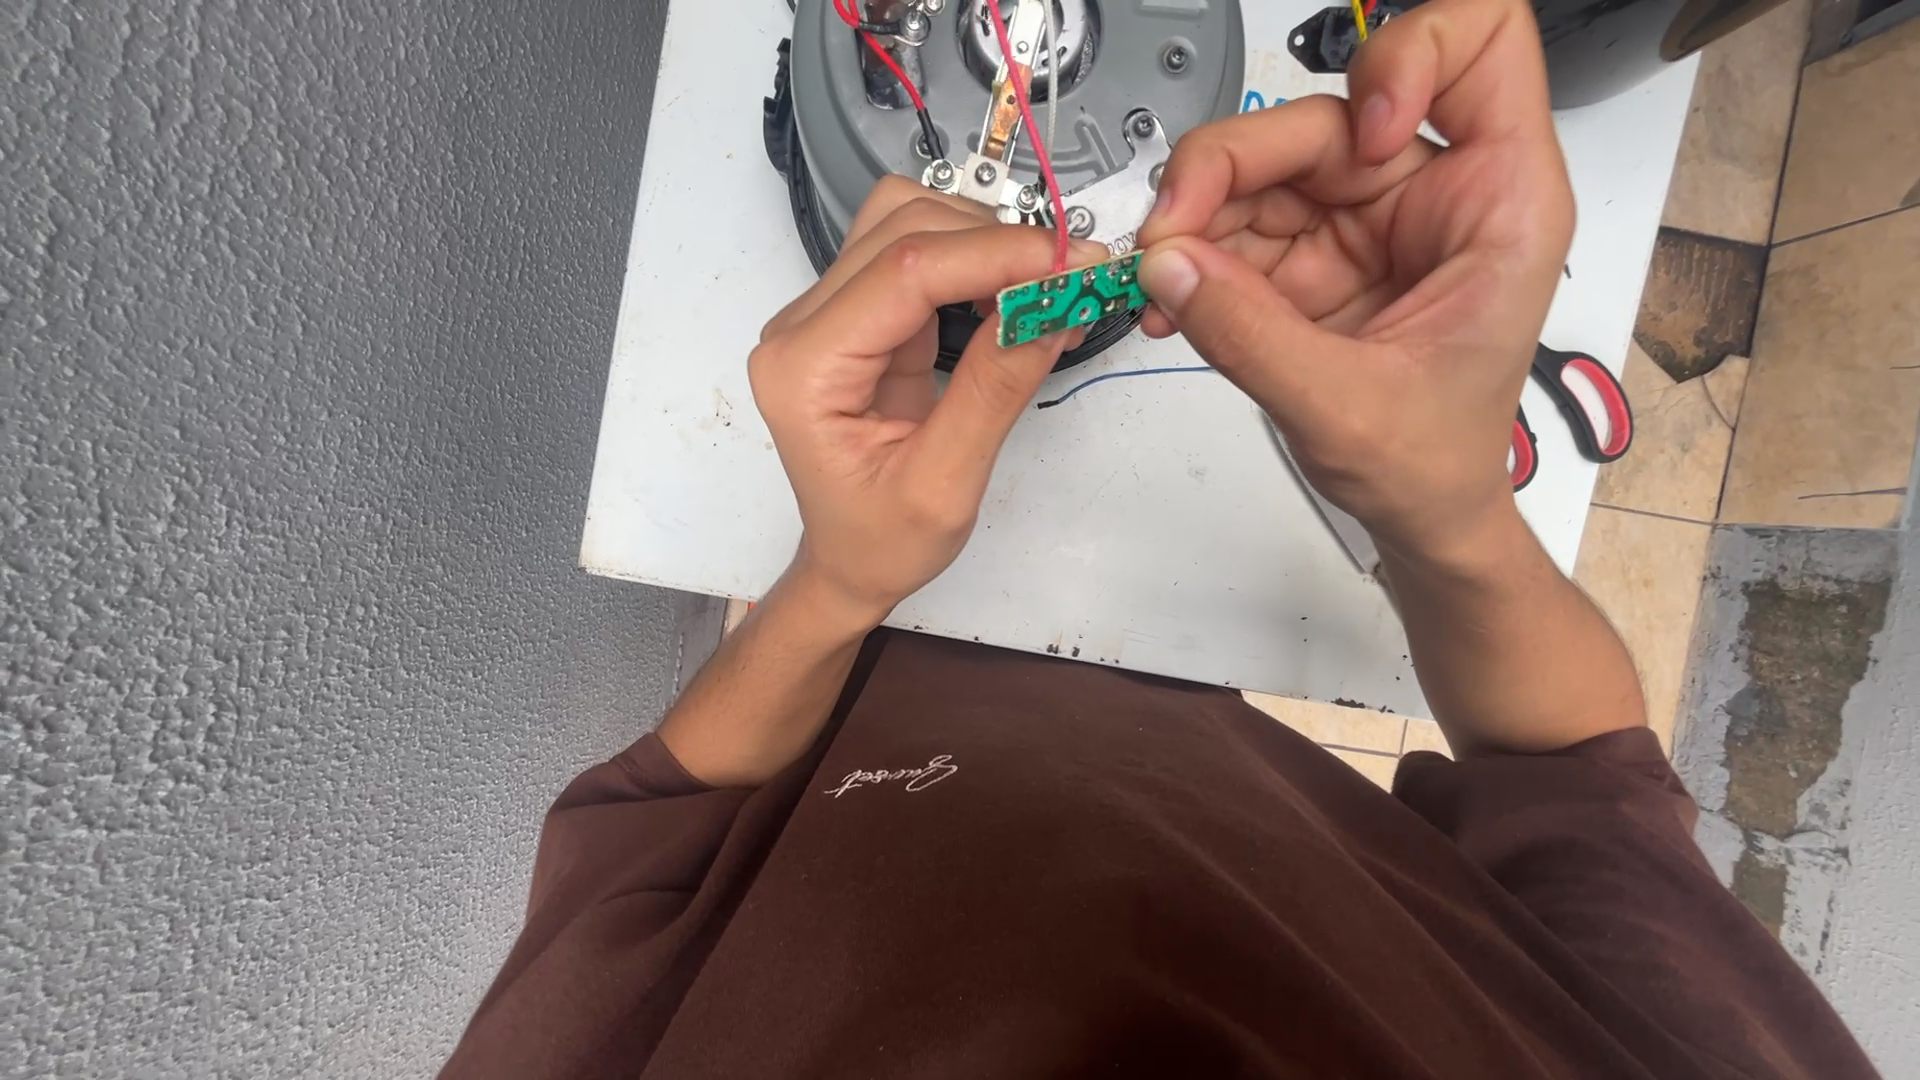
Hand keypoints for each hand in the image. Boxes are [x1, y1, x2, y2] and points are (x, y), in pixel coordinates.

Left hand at [751, 177, 1104, 629]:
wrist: (850, 562)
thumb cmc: (882, 542)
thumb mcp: (944, 485)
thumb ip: (992, 393)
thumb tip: (1051, 307)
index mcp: (805, 372)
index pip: (904, 271)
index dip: (995, 254)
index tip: (1073, 265)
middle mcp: (802, 330)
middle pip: (901, 229)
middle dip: (995, 242)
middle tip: (1071, 282)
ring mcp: (824, 319)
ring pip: (905, 225)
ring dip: (982, 241)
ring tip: (1041, 291)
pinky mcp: (857, 321)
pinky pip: (914, 258)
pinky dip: (971, 262)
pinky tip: (1010, 295)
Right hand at [1136, 0, 1572, 561]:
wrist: (1411, 510)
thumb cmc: (1425, 460)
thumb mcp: (1342, 406)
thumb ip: (1250, 335)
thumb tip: (1165, 266)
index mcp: (1489, 201)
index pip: (1474, 46)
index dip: (1406, 60)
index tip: (1357, 140)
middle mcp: (1419, 196)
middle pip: (1317, 118)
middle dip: (1227, 168)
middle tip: (1166, 235)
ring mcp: (1352, 229)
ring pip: (1258, 173)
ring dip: (1192, 221)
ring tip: (1158, 284)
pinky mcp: (1302, 265)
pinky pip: (1231, 233)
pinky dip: (1188, 264)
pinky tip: (1167, 303)